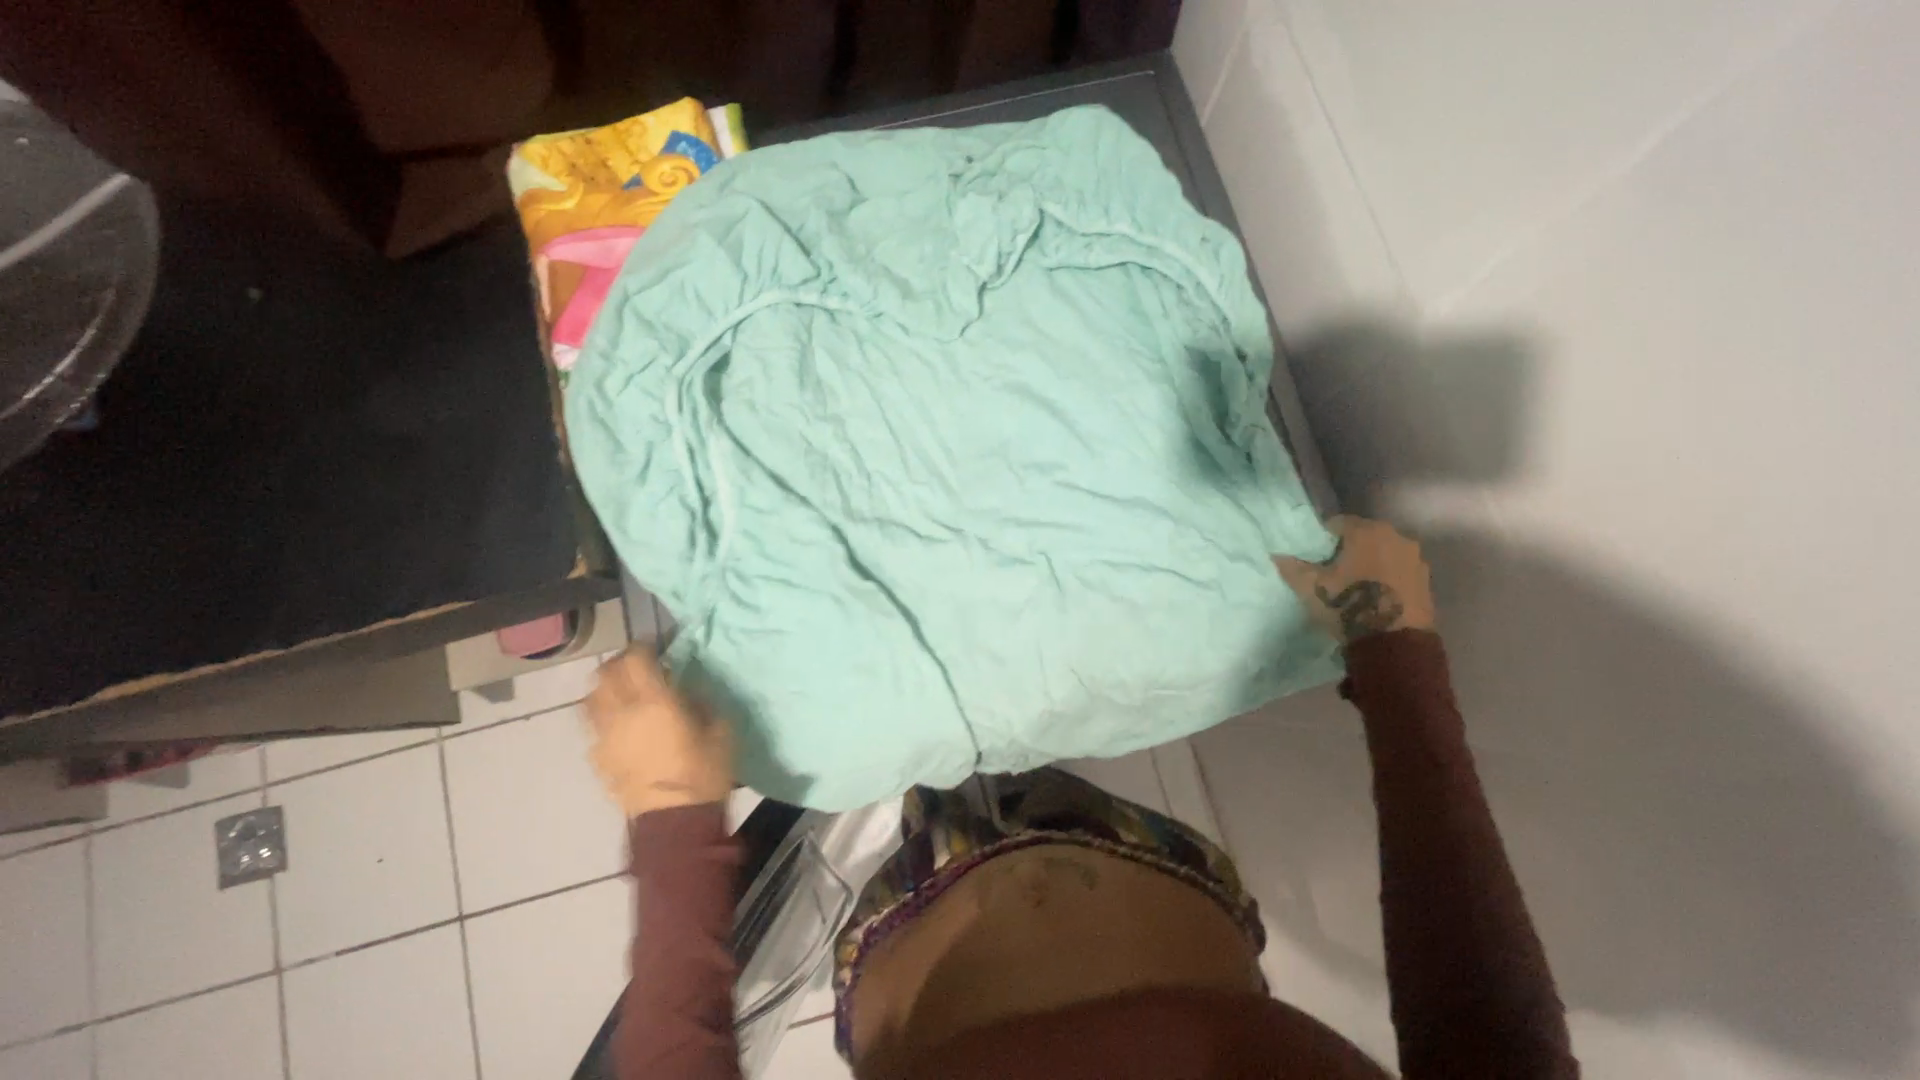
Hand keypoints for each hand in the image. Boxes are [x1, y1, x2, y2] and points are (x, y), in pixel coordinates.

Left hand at [586, 648, 732, 816]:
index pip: (635, 659)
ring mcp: (604, 736)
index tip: (655, 649)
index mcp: (654, 701)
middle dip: (619, 664)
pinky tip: (620, 728)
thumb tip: (686, 692)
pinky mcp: (598, 758)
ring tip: (621, 693)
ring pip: (591, 699)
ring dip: (604, 689)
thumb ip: (700, 703)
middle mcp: (622, 712)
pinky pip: (594, 728)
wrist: (675, 820)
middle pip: (605, 674)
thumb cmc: (704, 773)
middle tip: (636, 667)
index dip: (643, 648)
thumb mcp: (719, 730)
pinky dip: (604, 718)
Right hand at [1274, 516, 1435, 643]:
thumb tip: (1276, 555)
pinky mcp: (1426, 579)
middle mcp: (1396, 536)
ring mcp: (1415, 558)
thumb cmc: (1349, 606)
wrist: (1394, 643)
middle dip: (1348, 549)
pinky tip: (1375, 595)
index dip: (1322, 538)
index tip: (1315, 557)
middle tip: (1333, 571)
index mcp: (1367, 531)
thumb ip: (1292, 567)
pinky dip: (1387, 576)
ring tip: (1356, 585)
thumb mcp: (1312, 588)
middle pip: (1364, 535)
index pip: (1338, 523)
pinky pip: (1399, 569)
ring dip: (1370, 562)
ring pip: (1384, 552)